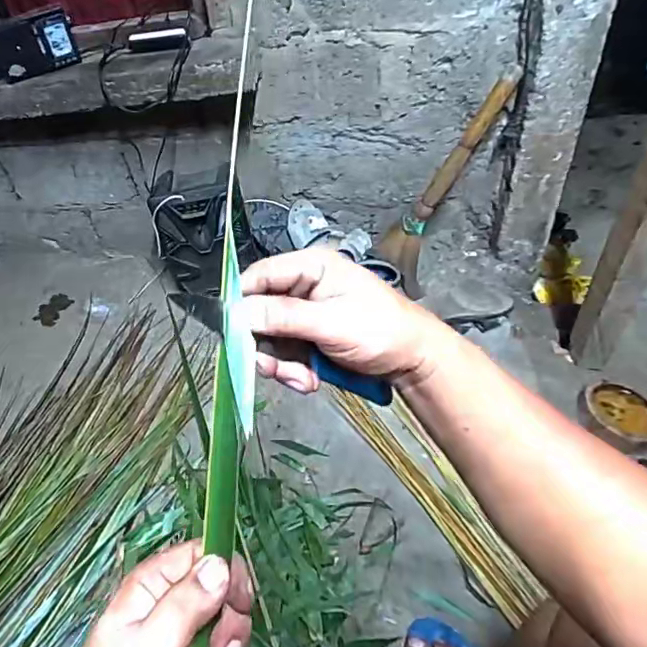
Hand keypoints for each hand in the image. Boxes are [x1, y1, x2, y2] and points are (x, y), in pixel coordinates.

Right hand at [233, 248, 453, 393]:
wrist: (415, 360)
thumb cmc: (383, 330)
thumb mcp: (330, 322)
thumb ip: (283, 316)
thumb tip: (240, 312)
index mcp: (311, 267)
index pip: (260, 276)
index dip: (242, 302)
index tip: (231, 330)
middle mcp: (304, 287)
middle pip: (260, 312)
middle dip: (264, 344)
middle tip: (269, 367)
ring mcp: (306, 314)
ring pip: (270, 338)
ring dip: (281, 363)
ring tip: (302, 378)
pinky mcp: (310, 337)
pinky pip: (285, 353)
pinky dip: (293, 370)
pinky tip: (310, 379)